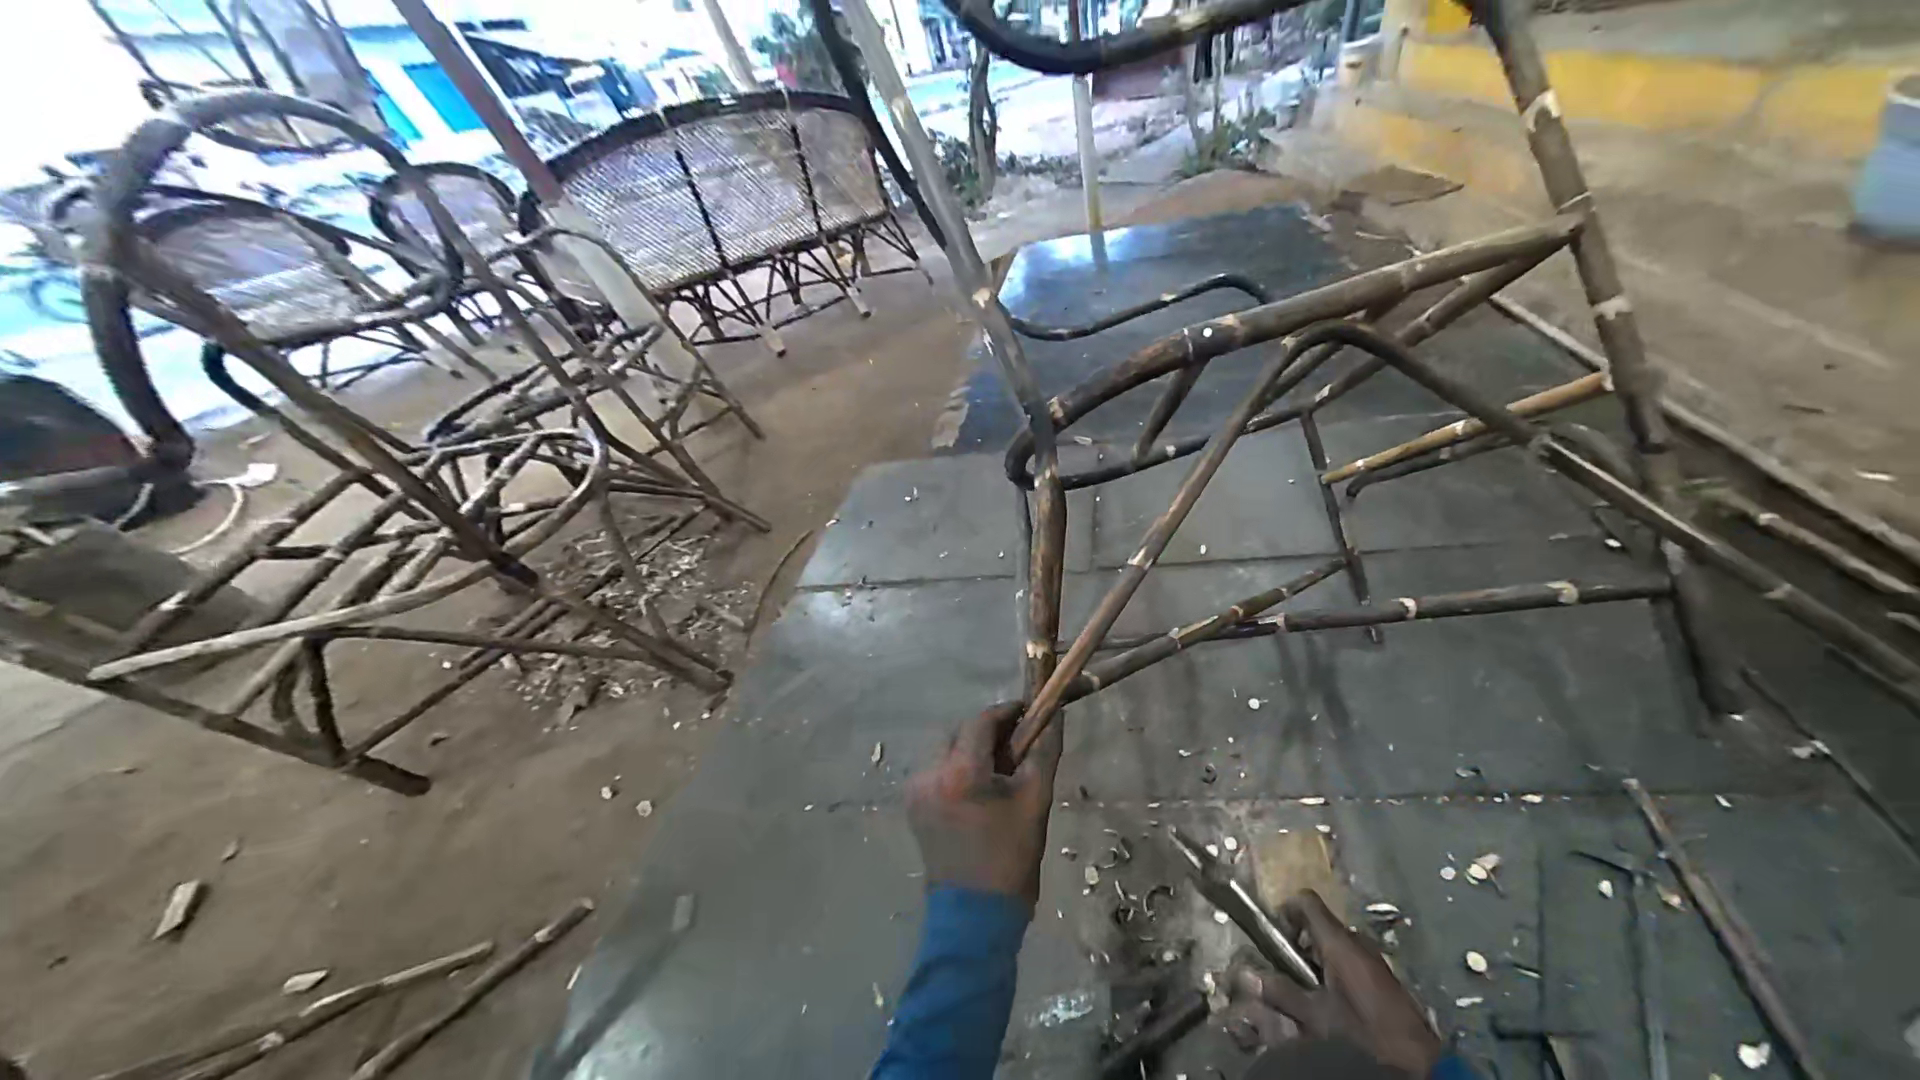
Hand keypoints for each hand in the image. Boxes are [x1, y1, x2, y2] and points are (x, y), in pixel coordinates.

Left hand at [904, 702, 1063, 908]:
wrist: (976, 915)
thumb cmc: (1011, 857)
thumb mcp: (1036, 800)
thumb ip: (1045, 751)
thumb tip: (1054, 716)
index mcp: (960, 772)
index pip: (981, 721)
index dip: (1006, 711)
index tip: (1027, 711)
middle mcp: (929, 773)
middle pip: (959, 732)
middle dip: (988, 732)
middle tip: (1016, 743)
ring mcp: (915, 790)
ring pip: (946, 749)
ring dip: (971, 750)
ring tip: (999, 769)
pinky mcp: (912, 805)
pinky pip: (936, 770)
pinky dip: (957, 769)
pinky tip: (978, 788)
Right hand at [1229, 889, 1443, 1076]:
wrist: (1423, 1065)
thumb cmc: (1367, 1032)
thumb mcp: (1319, 1017)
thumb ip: (1282, 992)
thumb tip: (1246, 974)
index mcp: (1339, 942)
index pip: (1306, 901)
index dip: (1285, 909)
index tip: (1276, 935)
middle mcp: (1356, 941)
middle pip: (1317, 923)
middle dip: (1297, 941)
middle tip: (1287, 969)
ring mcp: (1373, 958)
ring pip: (1333, 942)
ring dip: (1315, 958)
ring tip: (1309, 989)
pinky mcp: (1383, 976)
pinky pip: (1350, 958)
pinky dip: (1334, 969)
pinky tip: (1334, 1001)